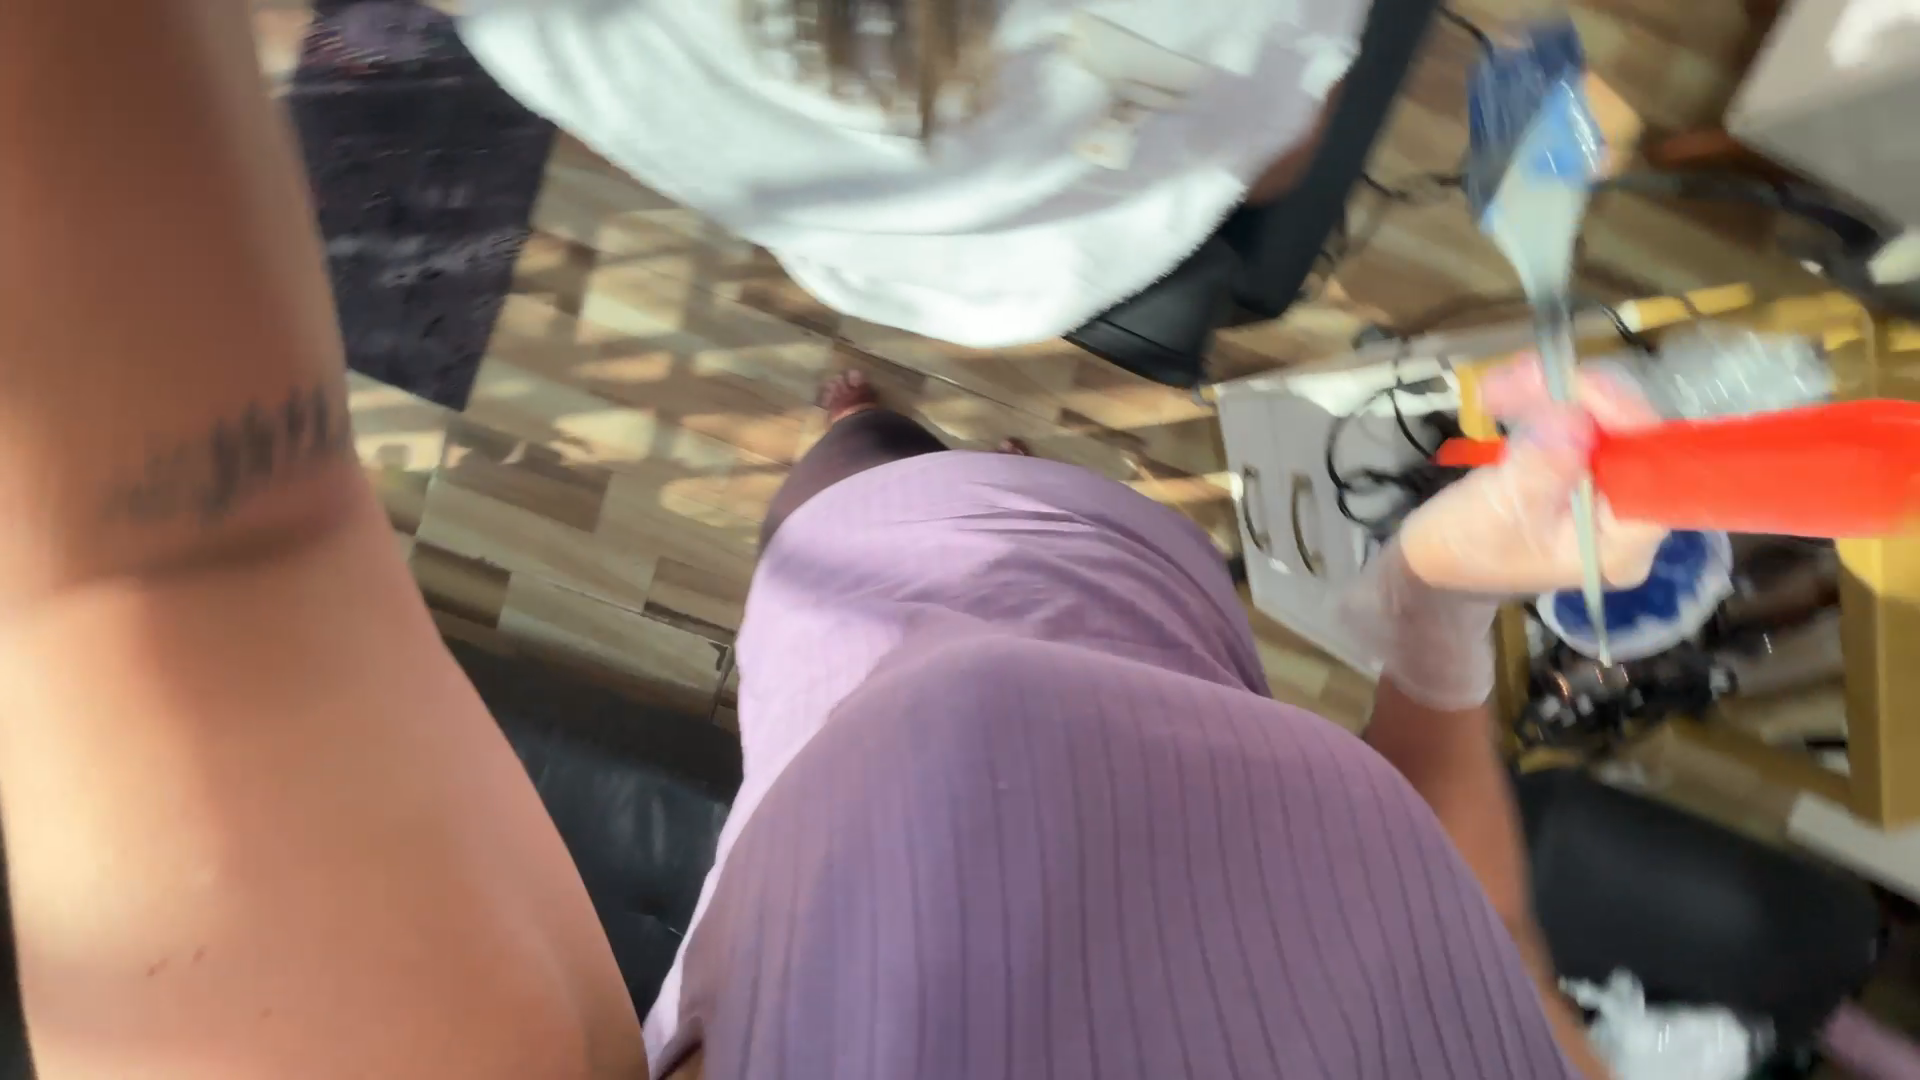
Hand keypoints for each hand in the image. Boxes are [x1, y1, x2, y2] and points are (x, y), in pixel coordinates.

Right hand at [1345, 356, 1668, 708]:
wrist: (1425, 569)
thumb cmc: (1454, 552)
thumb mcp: (1492, 511)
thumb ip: (1539, 466)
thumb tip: (1573, 415)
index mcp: (1620, 542)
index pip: (1651, 467)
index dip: (1622, 418)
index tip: (1577, 386)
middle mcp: (1627, 518)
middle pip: (1629, 441)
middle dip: (1578, 401)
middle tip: (1522, 372)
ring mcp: (1604, 497)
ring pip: (1601, 429)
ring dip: (1555, 397)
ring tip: (1502, 383)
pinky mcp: (1578, 478)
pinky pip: (1577, 433)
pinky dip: (1546, 409)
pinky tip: (1510, 395)